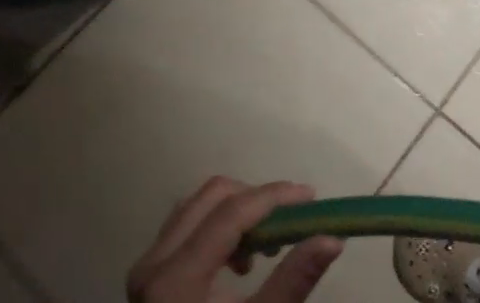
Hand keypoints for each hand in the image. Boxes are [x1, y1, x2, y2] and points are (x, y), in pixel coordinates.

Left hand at [128, 177, 342, 302]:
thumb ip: (292, 282)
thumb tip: (333, 239)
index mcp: (175, 278)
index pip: (230, 212)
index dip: (274, 197)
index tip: (311, 196)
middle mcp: (153, 262)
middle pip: (212, 196)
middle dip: (257, 199)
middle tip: (291, 221)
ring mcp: (146, 267)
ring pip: (198, 205)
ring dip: (238, 210)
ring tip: (267, 245)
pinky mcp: (150, 275)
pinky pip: (187, 225)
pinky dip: (220, 226)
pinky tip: (241, 263)